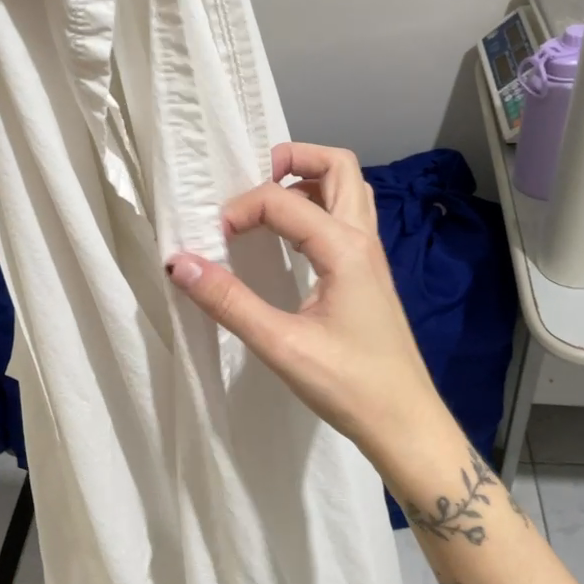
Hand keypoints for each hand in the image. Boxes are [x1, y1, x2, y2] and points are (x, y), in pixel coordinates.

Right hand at [167, 143, 449, 459]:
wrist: (405, 423)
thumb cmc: (349, 386)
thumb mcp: (281, 345)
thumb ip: (229, 301)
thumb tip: (178, 262)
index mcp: (345, 249)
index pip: (283, 199)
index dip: (240, 209)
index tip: (211, 240)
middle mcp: (363, 240)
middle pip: (338, 165)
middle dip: (291, 159)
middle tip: (251, 184)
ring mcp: (371, 256)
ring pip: (348, 189)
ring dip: (308, 180)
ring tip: (265, 205)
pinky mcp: (368, 275)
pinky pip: (347, 218)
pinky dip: (317, 208)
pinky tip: (288, 241)